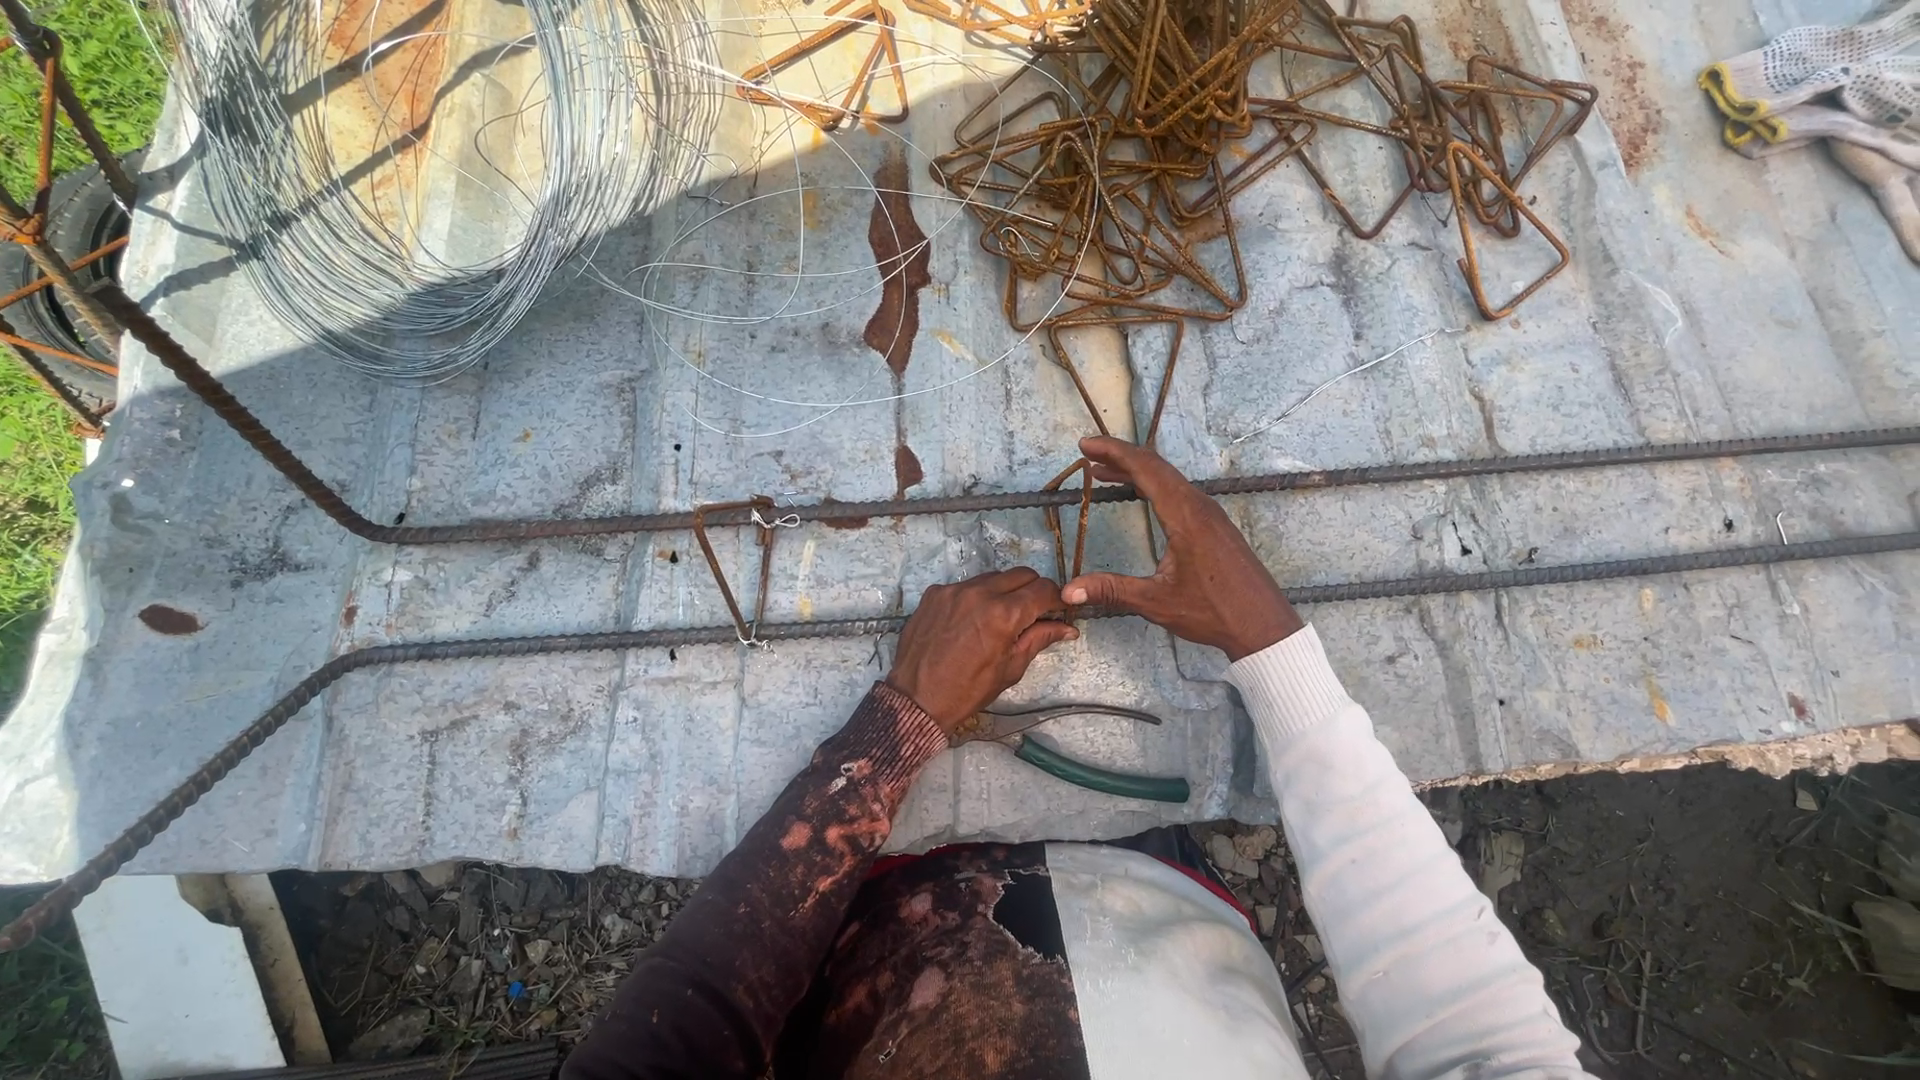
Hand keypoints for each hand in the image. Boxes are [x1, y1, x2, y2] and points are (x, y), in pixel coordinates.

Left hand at [887, 568, 1078, 731]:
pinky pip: (965, 585)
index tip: (1058, 610)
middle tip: (1033, 613)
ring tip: (1000, 617)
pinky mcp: (935, 593)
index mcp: (1003, 614)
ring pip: (993, 577)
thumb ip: (1039, 639)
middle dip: (1033, 590)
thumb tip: (1067, 628)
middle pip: (1021, 575)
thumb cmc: (968, 690)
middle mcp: (979, 593)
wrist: (917, 699)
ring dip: (1005, 591)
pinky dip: (976, 597)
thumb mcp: (1010, 668)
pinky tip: (971, 620)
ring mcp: (954, 590)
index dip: (1056, 599)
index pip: (1043, 590)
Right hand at [1062, 436, 1302, 660]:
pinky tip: (1140, 493)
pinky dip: (1152, 484)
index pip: (1145, 469)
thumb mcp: (1156, 601)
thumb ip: (1111, 590)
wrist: (1264, 626)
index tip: (1085, 445)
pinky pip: (1178, 491)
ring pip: (1168, 478)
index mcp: (1185, 516)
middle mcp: (1199, 506)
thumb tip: (1068, 590)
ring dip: (1135, 470)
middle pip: (1156, 466)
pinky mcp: (1215, 525)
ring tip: (1102, 472)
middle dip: (1119, 455)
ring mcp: (1210, 514)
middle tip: (1087, 452)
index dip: (1113, 452)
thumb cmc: (1213, 612)